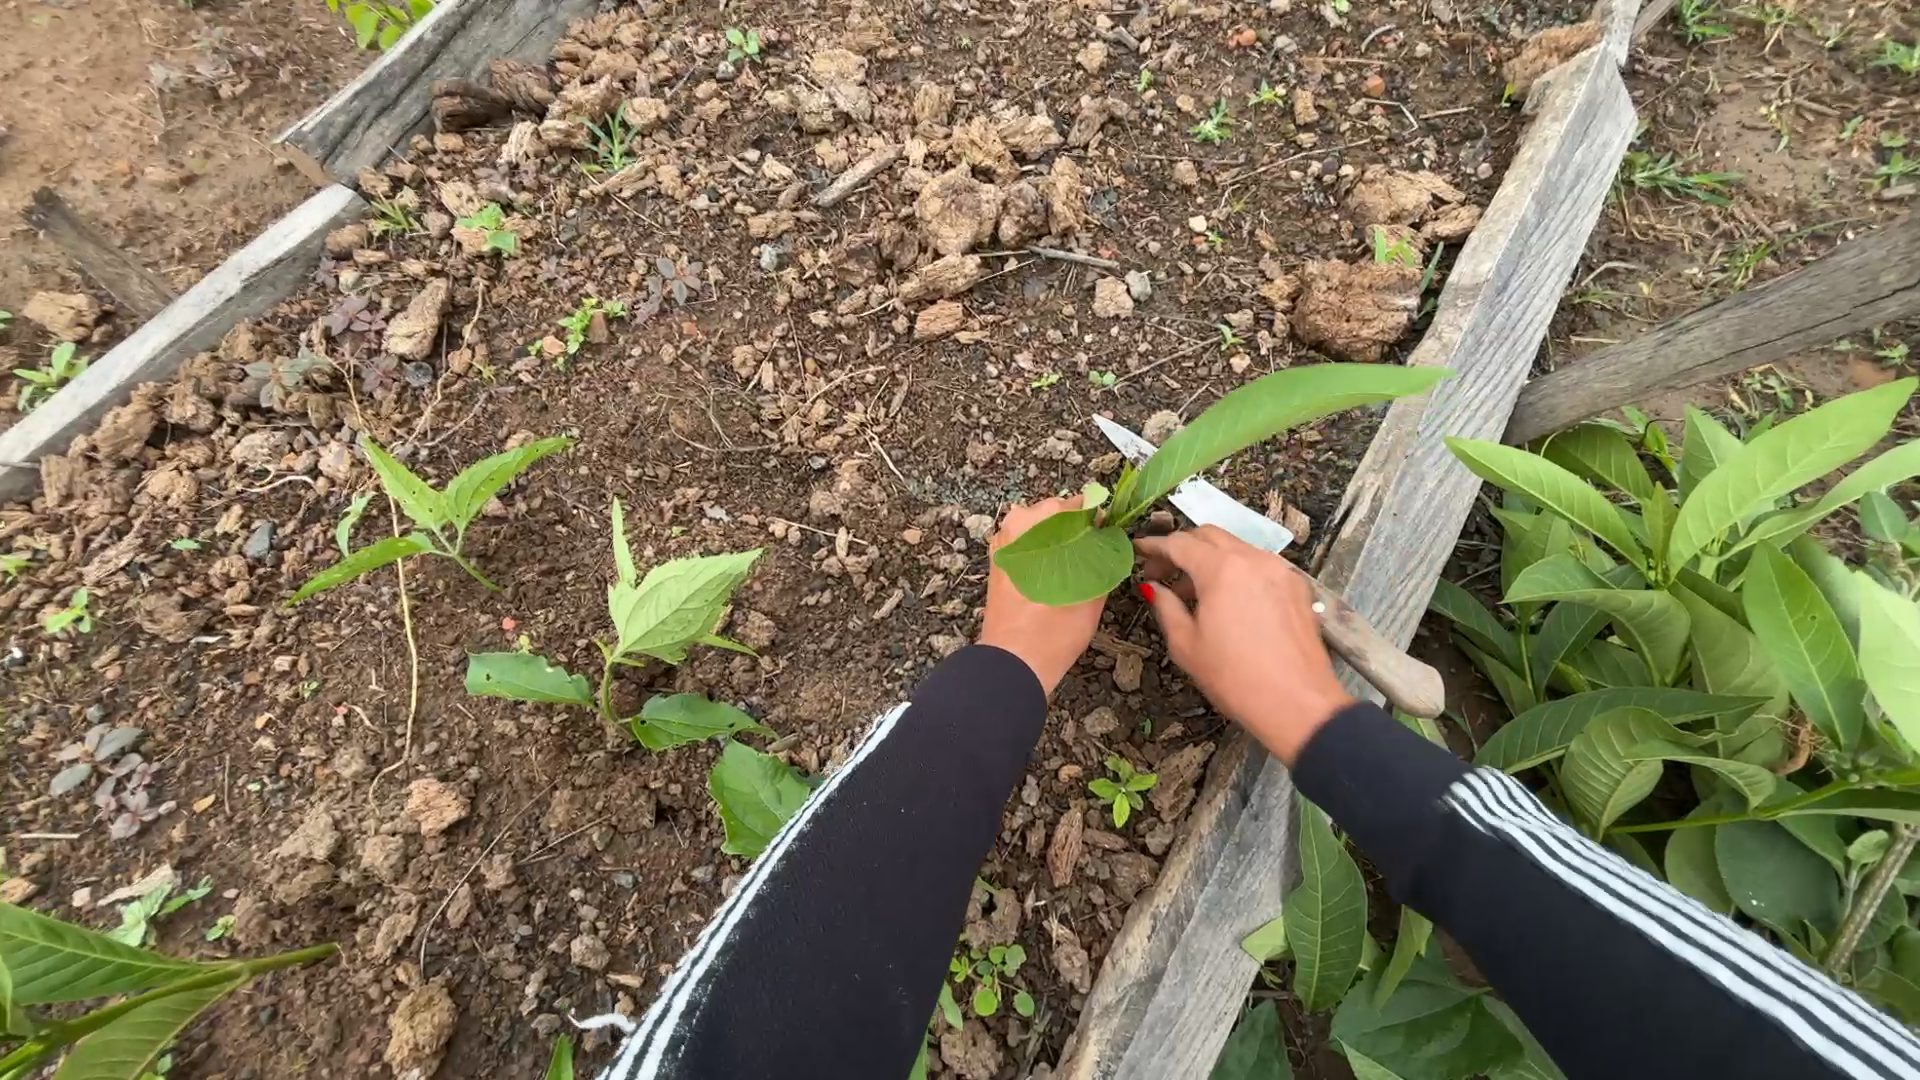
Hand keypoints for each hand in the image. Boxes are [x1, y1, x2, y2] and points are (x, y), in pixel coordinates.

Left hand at [978, 495, 1106, 695]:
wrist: (1015, 661)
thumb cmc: (1054, 627)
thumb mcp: (1093, 590)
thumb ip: (1103, 555)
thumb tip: (1109, 538)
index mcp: (1039, 521)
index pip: (1078, 504)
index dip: (1098, 518)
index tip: (1109, 533)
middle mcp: (1015, 524)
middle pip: (1055, 513)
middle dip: (1075, 528)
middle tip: (1095, 553)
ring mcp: (1002, 543)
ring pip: (1039, 528)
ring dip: (1058, 541)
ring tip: (1076, 568)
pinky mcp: (997, 562)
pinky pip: (1025, 544)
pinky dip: (1042, 552)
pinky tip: (1056, 575)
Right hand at [1133, 526, 1353, 765]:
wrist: (1299, 704)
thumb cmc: (1234, 677)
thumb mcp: (1186, 644)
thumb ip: (1165, 607)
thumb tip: (1153, 588)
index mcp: (1221, 570)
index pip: (1179, 543)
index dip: (1155, 546)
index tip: (1139, 550)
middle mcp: (1253, 559)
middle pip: (1209, 536)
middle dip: (1182, 548)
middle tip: (1162, 573)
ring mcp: (1280, 570)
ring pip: (1236, 547)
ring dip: (1209, 559)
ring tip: (1192, 592)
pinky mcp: (1296, 586)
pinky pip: (1258, 564)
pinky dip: (1236, 570)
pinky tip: (1226, 600)